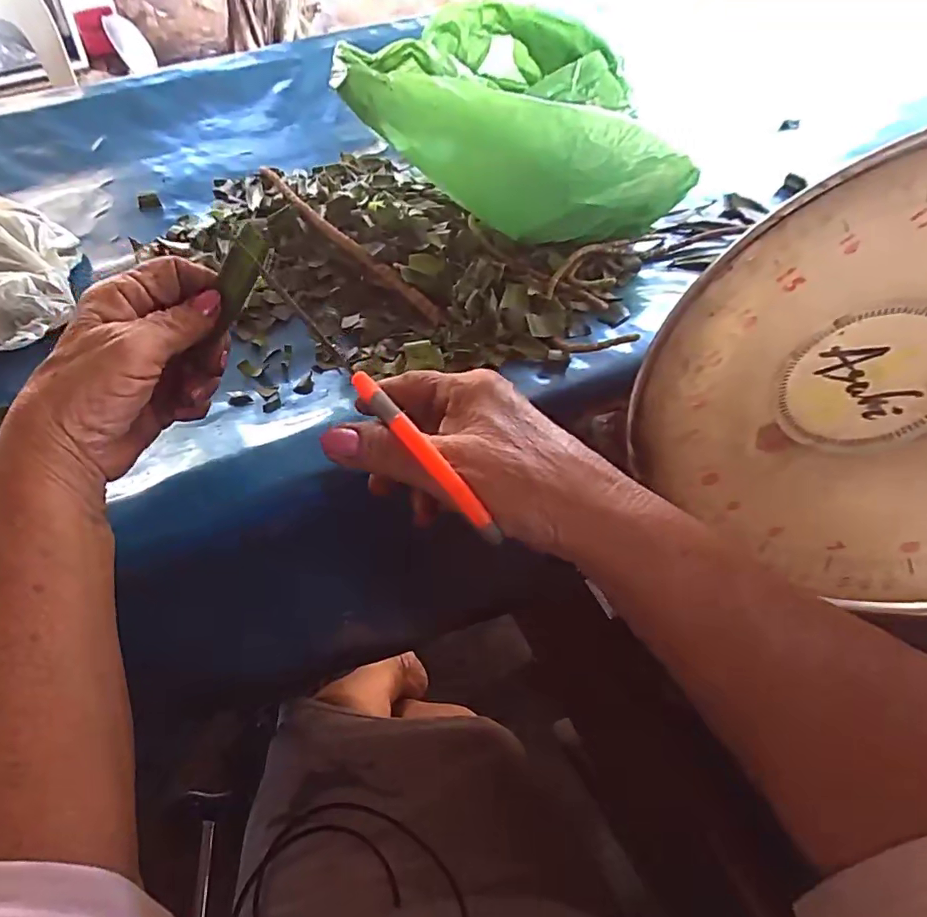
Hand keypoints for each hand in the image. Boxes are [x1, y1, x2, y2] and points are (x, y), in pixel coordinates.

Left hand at [0, 257, 226, 500]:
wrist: (67, 451)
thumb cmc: (89, 390)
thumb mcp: (135, 345)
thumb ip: (180, 321)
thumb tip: (216, 299)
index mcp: (123, 300)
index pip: (173, 276)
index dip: (203, 287)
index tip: (228, 306)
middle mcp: (138, 328)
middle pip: (194, 319)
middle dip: (209, 340)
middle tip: (211, 361)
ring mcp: (150, 366)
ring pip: (198, 357)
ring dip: (204, 373)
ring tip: (191, 392)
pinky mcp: (159, 400)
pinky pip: (192, 389)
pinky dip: (195, 398)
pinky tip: (185, 408)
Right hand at [318, 369, 649, 557]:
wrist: (596, 519)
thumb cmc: (520, 485)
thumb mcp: (444, 468)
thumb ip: (386, 453)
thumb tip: (330, 439)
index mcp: (467, 389)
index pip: (403, 387)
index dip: (372, 410)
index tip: (349, 440)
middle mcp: (481, 402)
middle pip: (417, 421)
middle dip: (395, 457)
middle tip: (380, 488)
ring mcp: (496, 431)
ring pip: (437, 449)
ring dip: (418, 479)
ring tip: (418, 511)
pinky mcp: (508, 460)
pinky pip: (459, 466)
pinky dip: (444, 488)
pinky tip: (443, 513)